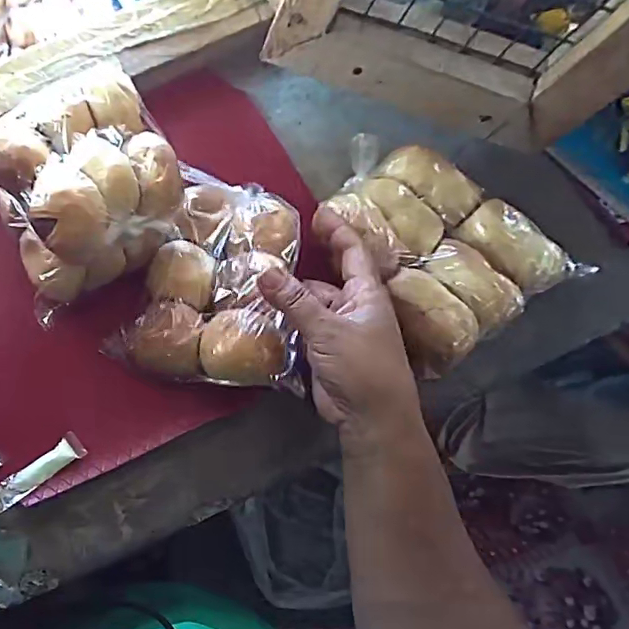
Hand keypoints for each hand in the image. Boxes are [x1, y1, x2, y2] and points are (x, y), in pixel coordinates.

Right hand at [257, 203, 418, 435]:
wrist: (370, 416)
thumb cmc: (362, 366)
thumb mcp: (327, 329)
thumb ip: (294, 300)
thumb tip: (264, 270)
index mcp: (366, 295)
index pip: (353, 253)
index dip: (339, 231)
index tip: (320, 212)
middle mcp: (354, 308)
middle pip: (328, 278)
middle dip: (307, 264)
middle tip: (279, 247)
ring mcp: (339, 331)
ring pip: (311, 304)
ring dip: (289, 296)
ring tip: (258, 282)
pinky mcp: (324, 352)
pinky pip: (302, 327)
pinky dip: (285, 320)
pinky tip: (263, 314)